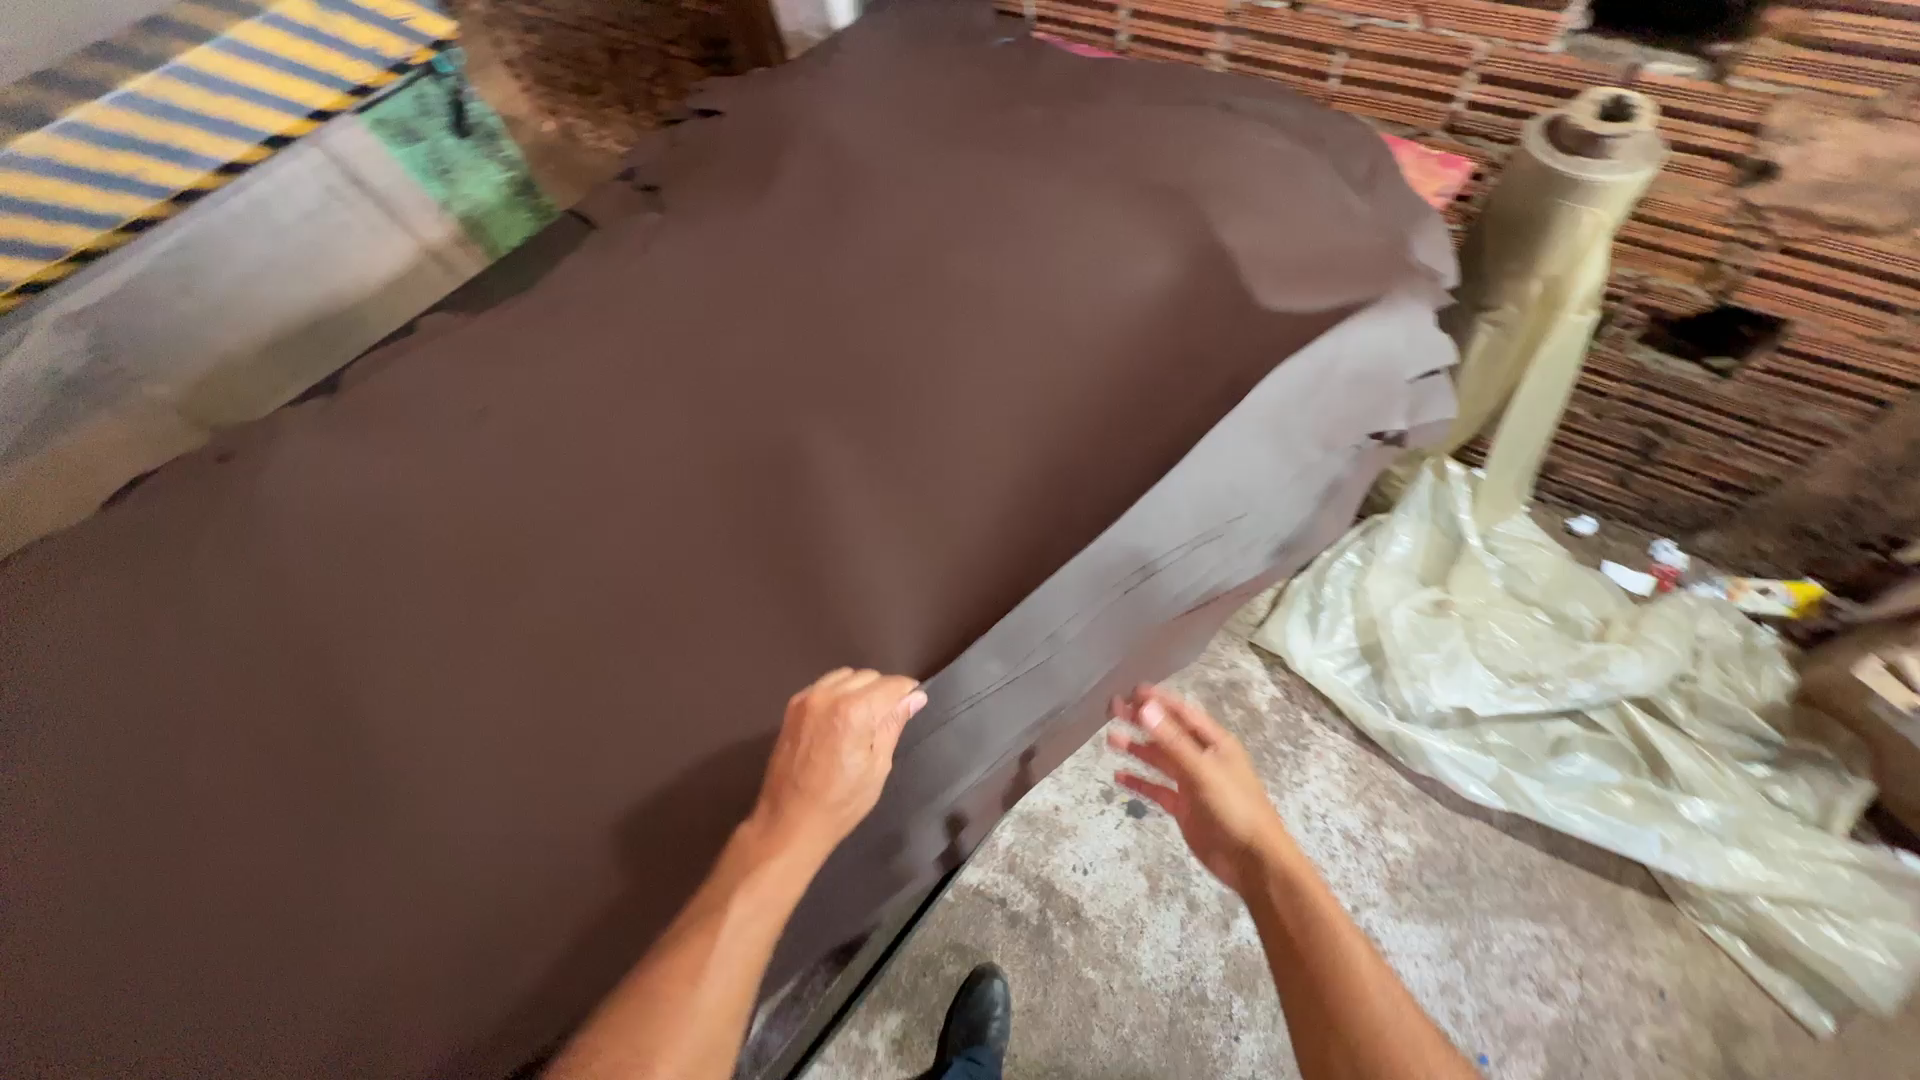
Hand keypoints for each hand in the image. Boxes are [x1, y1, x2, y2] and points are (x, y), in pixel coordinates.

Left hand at [749, 668, 928, 859]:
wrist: (788, 821)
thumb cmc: (840, 803)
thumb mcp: (877, 766)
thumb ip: (893, 724)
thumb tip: (915, 698)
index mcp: (854, 711)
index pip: (892, 685)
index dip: (908, 691)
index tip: (914, 703)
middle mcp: (829, 695)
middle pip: (869, 676)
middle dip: (884, 691)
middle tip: (888, 719)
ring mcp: (807, 698)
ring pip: (846, 676)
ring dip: (861, 688)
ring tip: (864, 718)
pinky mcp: (793, 706)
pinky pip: (825, 685)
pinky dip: (839, 692)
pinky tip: (842, 718)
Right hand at [1107, 685, 1287, 894]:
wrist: (1252, 861)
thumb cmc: (1234, 808)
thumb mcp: (1202, 770)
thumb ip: (1172, 740)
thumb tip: (1145, 707)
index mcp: (1215, 744)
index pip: (1183, 714)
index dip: (1160, 701)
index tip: (1132, 691)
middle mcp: (1203, 759)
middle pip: (1168, 734)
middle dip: (1143, 722)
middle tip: (1113, 710)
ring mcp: (1193, 784)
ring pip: (1160, 761)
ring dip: (1138, 749)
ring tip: (1110, 739)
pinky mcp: (1184, 807)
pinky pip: (1158, 789)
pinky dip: (1140, 782)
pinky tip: (1119, 776)